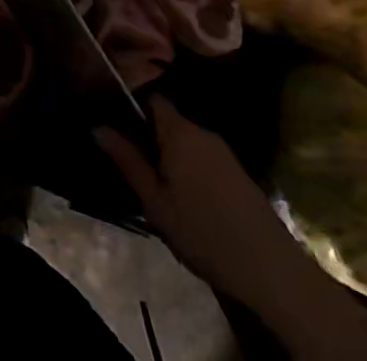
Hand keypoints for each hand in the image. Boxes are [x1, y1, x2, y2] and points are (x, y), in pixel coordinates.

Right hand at [97, 98, 366, 360]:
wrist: (269, 267)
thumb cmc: (202, 231)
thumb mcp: (154, 201)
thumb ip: (127, 160)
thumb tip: (98, 126)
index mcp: (180, 133)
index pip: (152, 99)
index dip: (130, 105)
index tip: (113, 122)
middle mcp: (203, 132)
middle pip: (168, 119)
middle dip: (146, 133)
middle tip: (126, 159)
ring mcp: (223, 151)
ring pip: (184, 139)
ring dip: (166, 151)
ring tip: (149, 178)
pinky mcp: (236, 170)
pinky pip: (200, 154)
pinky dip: (185, 163)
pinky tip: (179, 191)